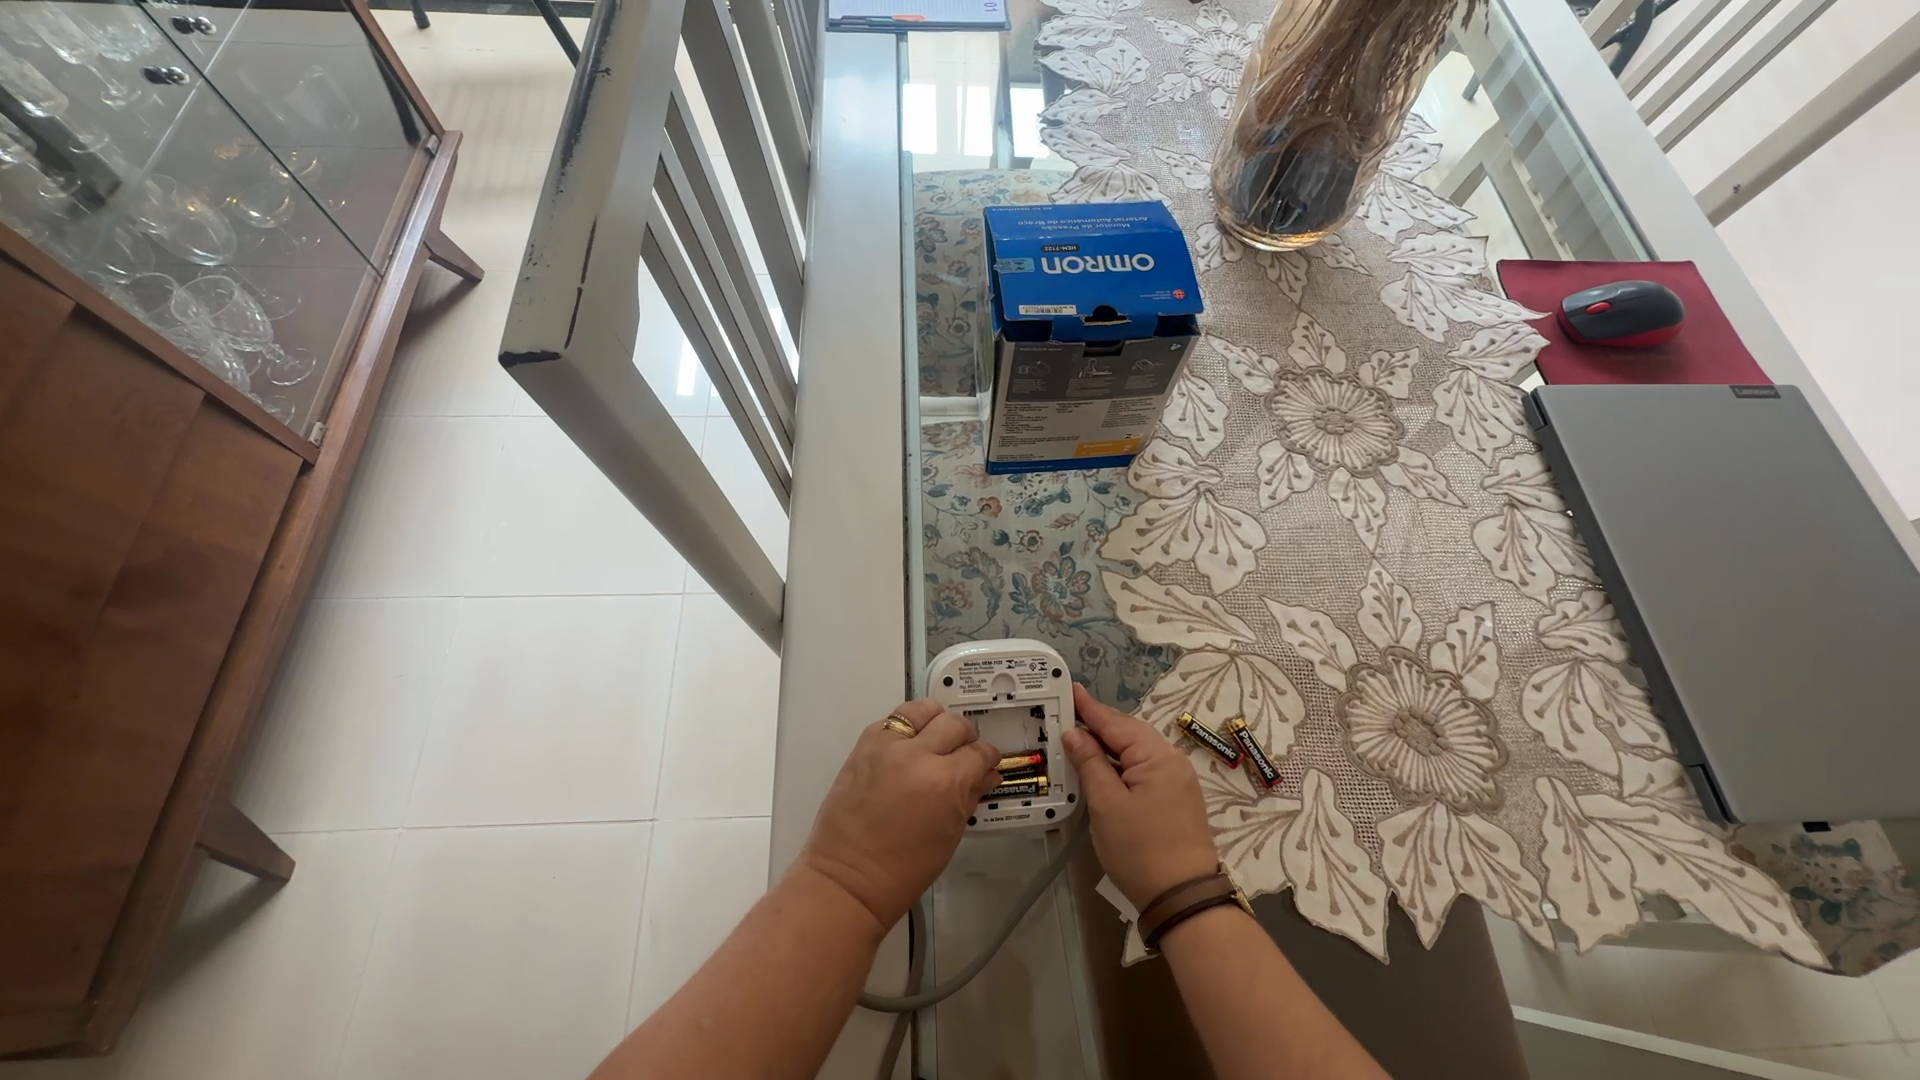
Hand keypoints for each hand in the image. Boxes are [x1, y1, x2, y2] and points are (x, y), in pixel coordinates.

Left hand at [796, 699, 1001, 930]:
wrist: (849, 877)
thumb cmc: (905, 868)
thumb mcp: (950, 834)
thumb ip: (970, 796)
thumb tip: (986, 775)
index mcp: (944, 782)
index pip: (979, 753)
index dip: (988, 758)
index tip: (987, 764)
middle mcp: (917, 755)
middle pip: (953, 724)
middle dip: (966, 737)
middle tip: (963, 753)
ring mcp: (885, 747)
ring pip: (920, 709)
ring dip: (934, 720)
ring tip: (934, 738)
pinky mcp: (862, 746)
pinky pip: (890, 720)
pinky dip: (903, 728)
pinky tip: (906, 746)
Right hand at [1061, 684, 1220, 910]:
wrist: (1182, 897)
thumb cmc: (1140, 850)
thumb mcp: (1106, 805)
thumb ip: (1090, 764)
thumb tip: (1075, 733)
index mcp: (1156, 756)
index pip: (1115, 723)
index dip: (1090, 708)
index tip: (1071, 688)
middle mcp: (1171, 760)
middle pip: (1129, 732)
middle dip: (1099, 723)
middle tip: (1069, 713)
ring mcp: (1177, 780)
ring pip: (1137, 751)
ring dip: (1109, 744)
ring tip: (1081, 737)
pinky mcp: (1176, 798)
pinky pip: (1144, 767)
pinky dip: (1121, 762)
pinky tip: (1104, 767)